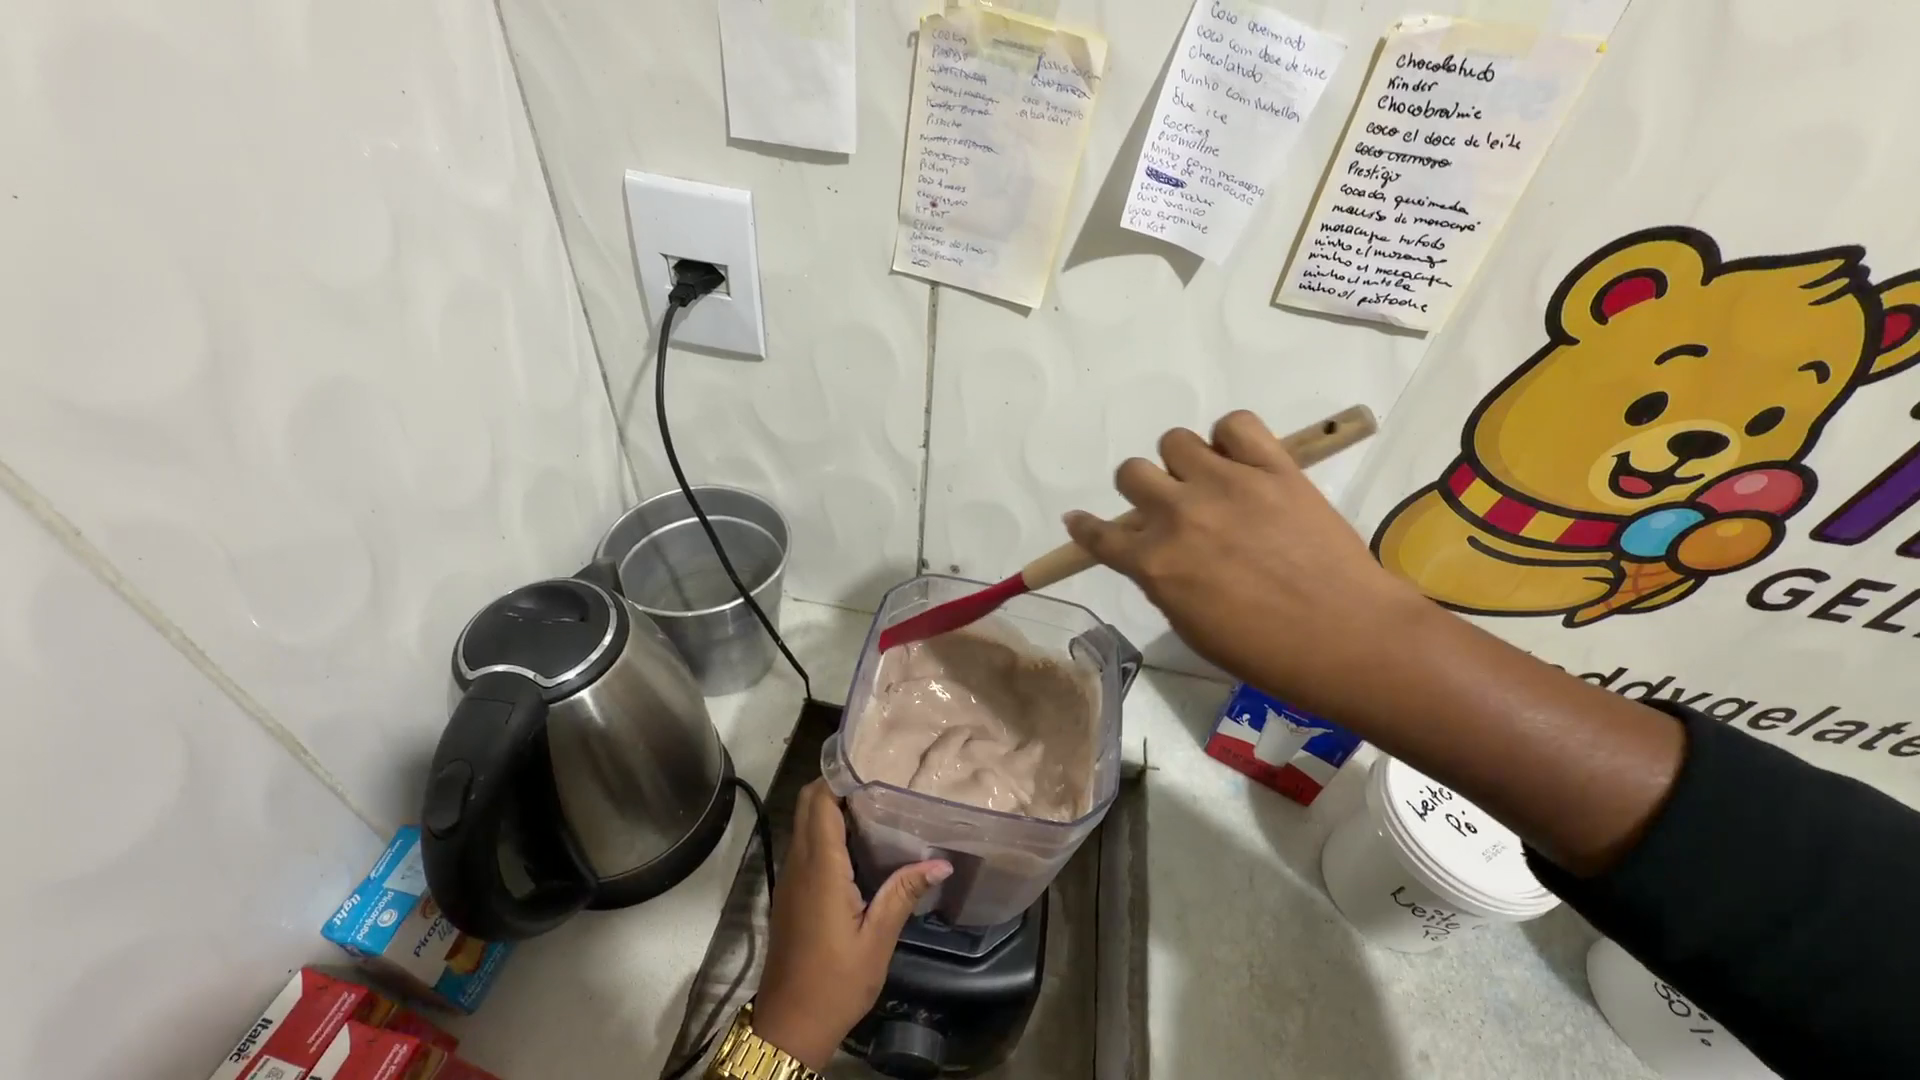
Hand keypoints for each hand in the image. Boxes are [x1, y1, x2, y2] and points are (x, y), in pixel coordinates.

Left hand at [752, 780, 951, 1069]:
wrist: (789, 1025)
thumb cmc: (834, 983)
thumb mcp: (876, 941)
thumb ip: (902, 895)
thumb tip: (941, 863)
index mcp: (820, 868)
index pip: (820, 802)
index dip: (839, 776)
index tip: (872, 762)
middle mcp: (799, 863)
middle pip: (808, 804)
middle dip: (836, 783)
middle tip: (878, 777)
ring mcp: (791, 877)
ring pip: (803, 821)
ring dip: (830, 804)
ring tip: (875, 799)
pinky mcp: (791, 891)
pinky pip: (804, 843)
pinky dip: (825, 828)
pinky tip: (859, 838)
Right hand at [1063, 411, 1419, 716]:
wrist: (1346, 636)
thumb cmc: (1265, 652)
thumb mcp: (1192, 627)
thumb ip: (1164, 582)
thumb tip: (1160, 556)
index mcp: (1154, 564)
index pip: (1099, 535)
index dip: (1085, 527)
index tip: (1079, 520)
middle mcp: (1178, 515)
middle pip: (1130, 473)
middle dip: (1142, 491)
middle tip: (1171, 508)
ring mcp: (1225, 484)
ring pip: (1174, 441)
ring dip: (1184, 462)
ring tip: (1211, 482)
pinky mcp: (1272, 467)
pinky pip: (1235, 423)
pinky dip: (1231, 438)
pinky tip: (1243, 461)